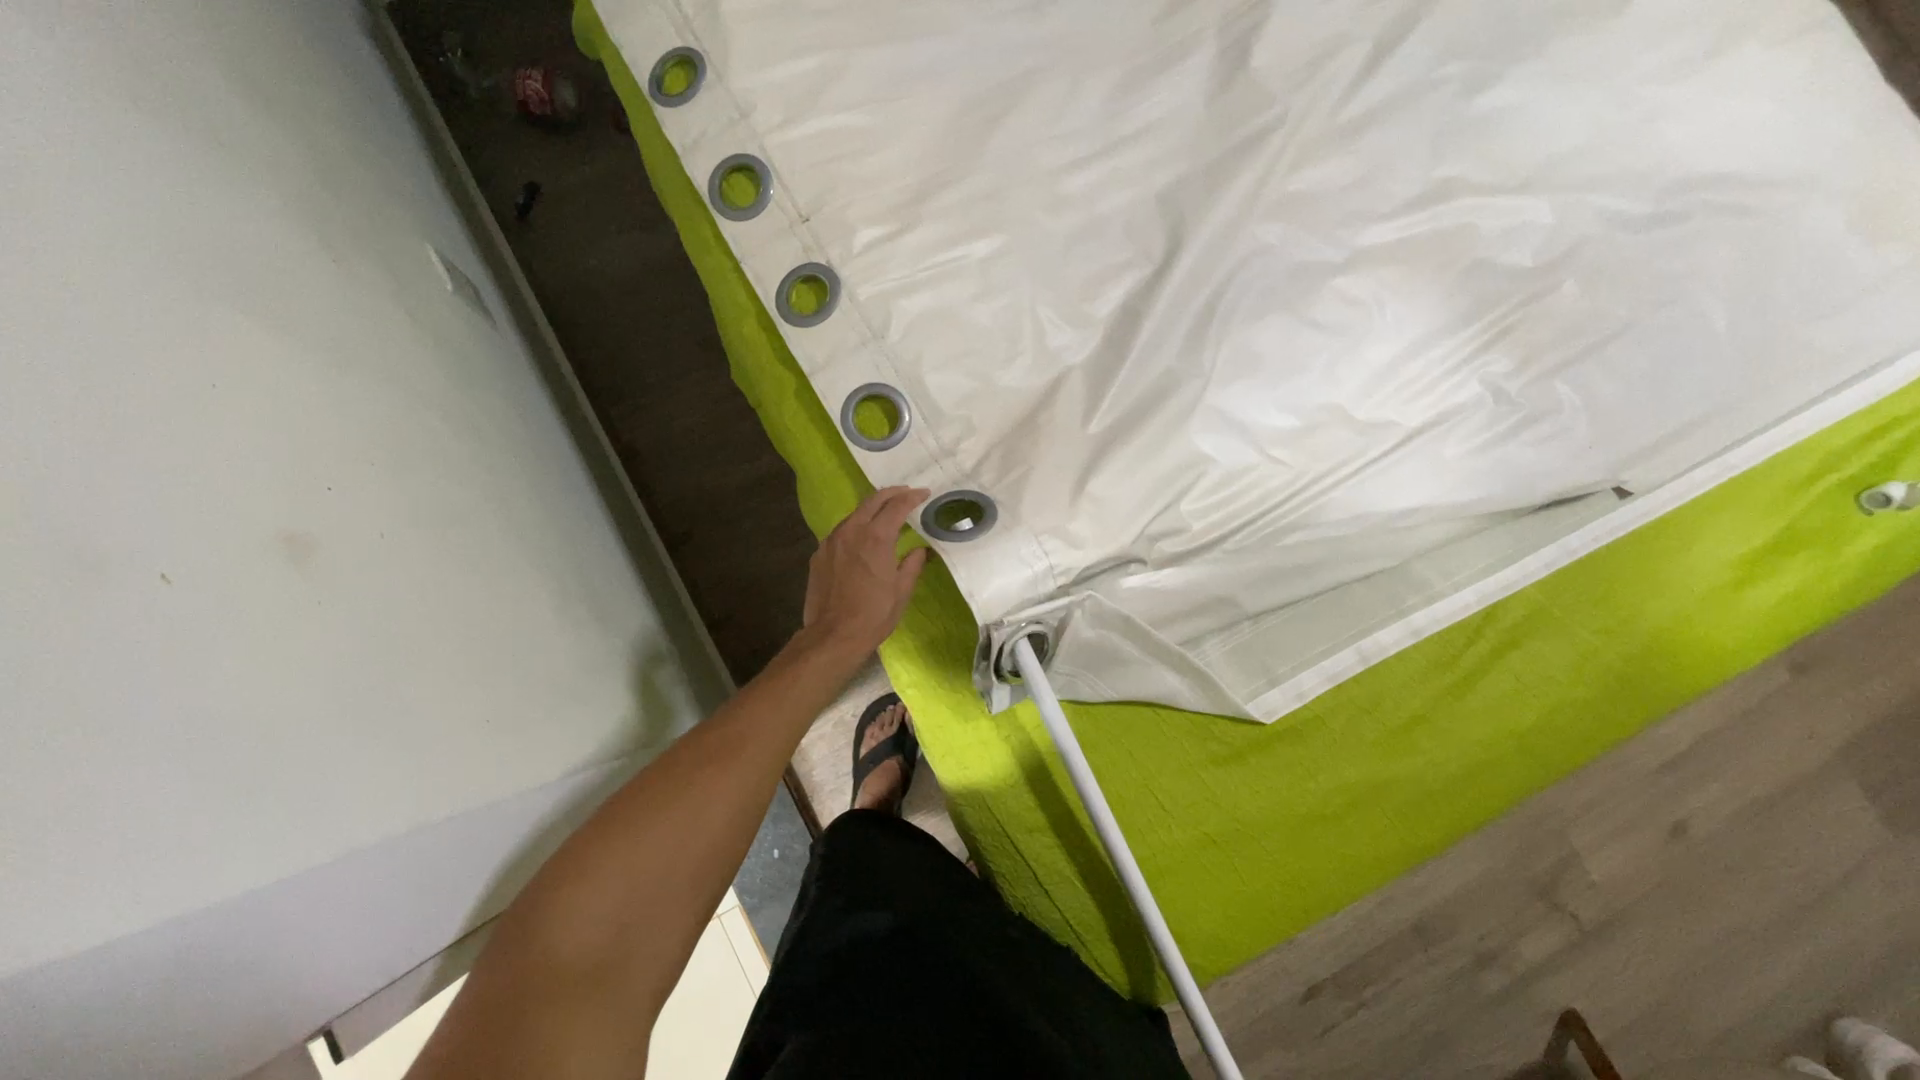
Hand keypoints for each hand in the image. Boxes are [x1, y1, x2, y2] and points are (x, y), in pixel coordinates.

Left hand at [798, 486, 929, 659]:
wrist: (833, 635)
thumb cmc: (873, 615)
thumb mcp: (901, 591)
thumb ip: (912, 564)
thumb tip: (920, 550)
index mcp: (876, 538)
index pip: (897, 506)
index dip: (912, 497)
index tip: (924, 493)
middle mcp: (851, 531)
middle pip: (872, 501)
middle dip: (891, 494)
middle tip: (906, 493)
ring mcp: (831, 541)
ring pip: (854, 514)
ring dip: (872, 509)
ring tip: (885, 513)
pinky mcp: (819, 553)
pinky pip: (841, 532)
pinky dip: (856, 527)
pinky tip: (862, 537)